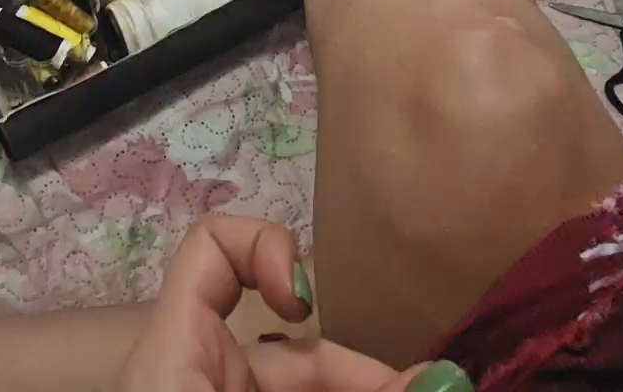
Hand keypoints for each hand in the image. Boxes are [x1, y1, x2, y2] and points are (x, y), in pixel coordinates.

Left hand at [116, 217, 471, 391]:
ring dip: (378, 389)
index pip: (211, 245)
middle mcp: (207, 370)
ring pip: (316, 385)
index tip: (303, 298)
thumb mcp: (227, 391)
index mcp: (176, 348)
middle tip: (440, 385)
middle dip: (370, 369)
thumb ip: (339, 383)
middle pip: (298, 341)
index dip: (265, 247)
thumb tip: (446, 381)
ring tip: (437, 387)